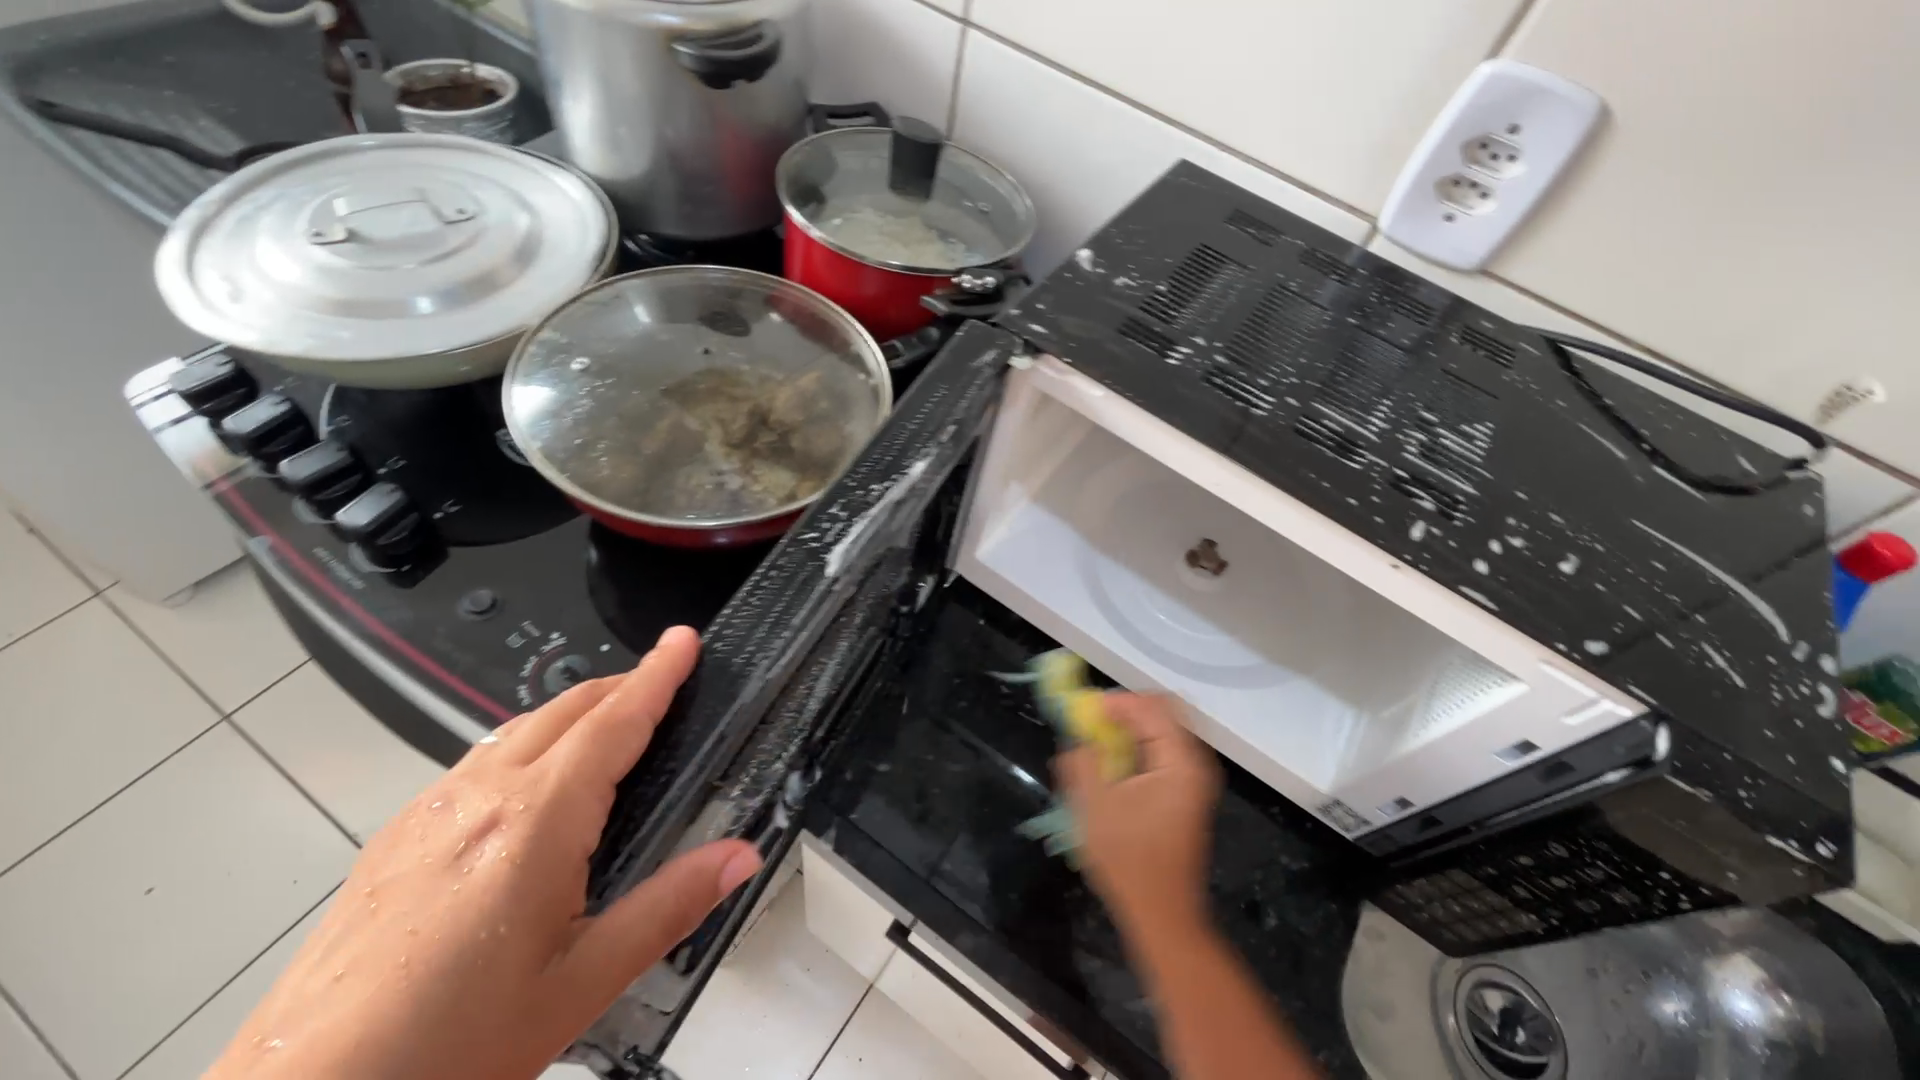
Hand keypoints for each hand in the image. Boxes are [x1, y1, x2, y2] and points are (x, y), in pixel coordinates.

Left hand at [208, 627, 761, 1079]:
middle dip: (620, 684)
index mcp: (536, 822)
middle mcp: (478, 798)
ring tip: (607, 728)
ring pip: (515, 730)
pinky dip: (524, 745)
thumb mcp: (584, 982)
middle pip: (564, 709)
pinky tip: (529, 788)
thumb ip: (669, 907)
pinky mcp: (393, 837)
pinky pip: (474, 763)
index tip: (682, 641)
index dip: (656, 676)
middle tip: (662, 681)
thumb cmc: (449, 1044)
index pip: (613, 723)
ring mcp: (426, 812)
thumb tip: (739, 855)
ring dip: (572, 713)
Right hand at [1055, 693, 1221, 934]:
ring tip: (1095, 750)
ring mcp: (1195, 781)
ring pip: (1161, 734)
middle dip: (1123, 714)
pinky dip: (1136, 752)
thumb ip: (1083, 760)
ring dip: (1128, 733)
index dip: (1117, 701)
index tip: (1084, 712)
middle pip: (1162, 714)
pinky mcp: (1186, 796)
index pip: (1153, 706)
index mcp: (1180, 762)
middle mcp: (1196, 764)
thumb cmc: (1129, 860)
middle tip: (1089, 726)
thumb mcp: (1094, 805)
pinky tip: (1111, 772)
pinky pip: (1162, 755)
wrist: (1162, 914)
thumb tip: (1079, 734)